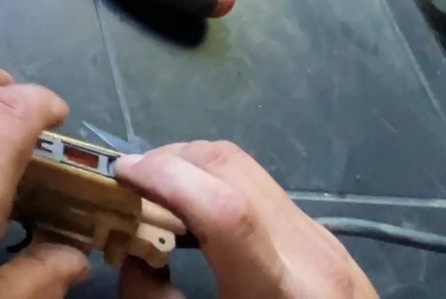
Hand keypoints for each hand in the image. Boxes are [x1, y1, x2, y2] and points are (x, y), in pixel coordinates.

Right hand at [115, 142, 376, 298]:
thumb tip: (132, 254)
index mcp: (285, 295)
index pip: (225, 209)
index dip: (165, 177)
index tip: (120, 176)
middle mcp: (311, 256)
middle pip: (227, 165)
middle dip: (167, 160)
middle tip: (132, 183)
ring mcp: (324, 241)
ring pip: (242, 164)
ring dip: (189, 164)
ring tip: (161, 192)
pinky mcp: (325, 238)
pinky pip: (259, 186)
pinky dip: (215, 182)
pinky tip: (200, 214)